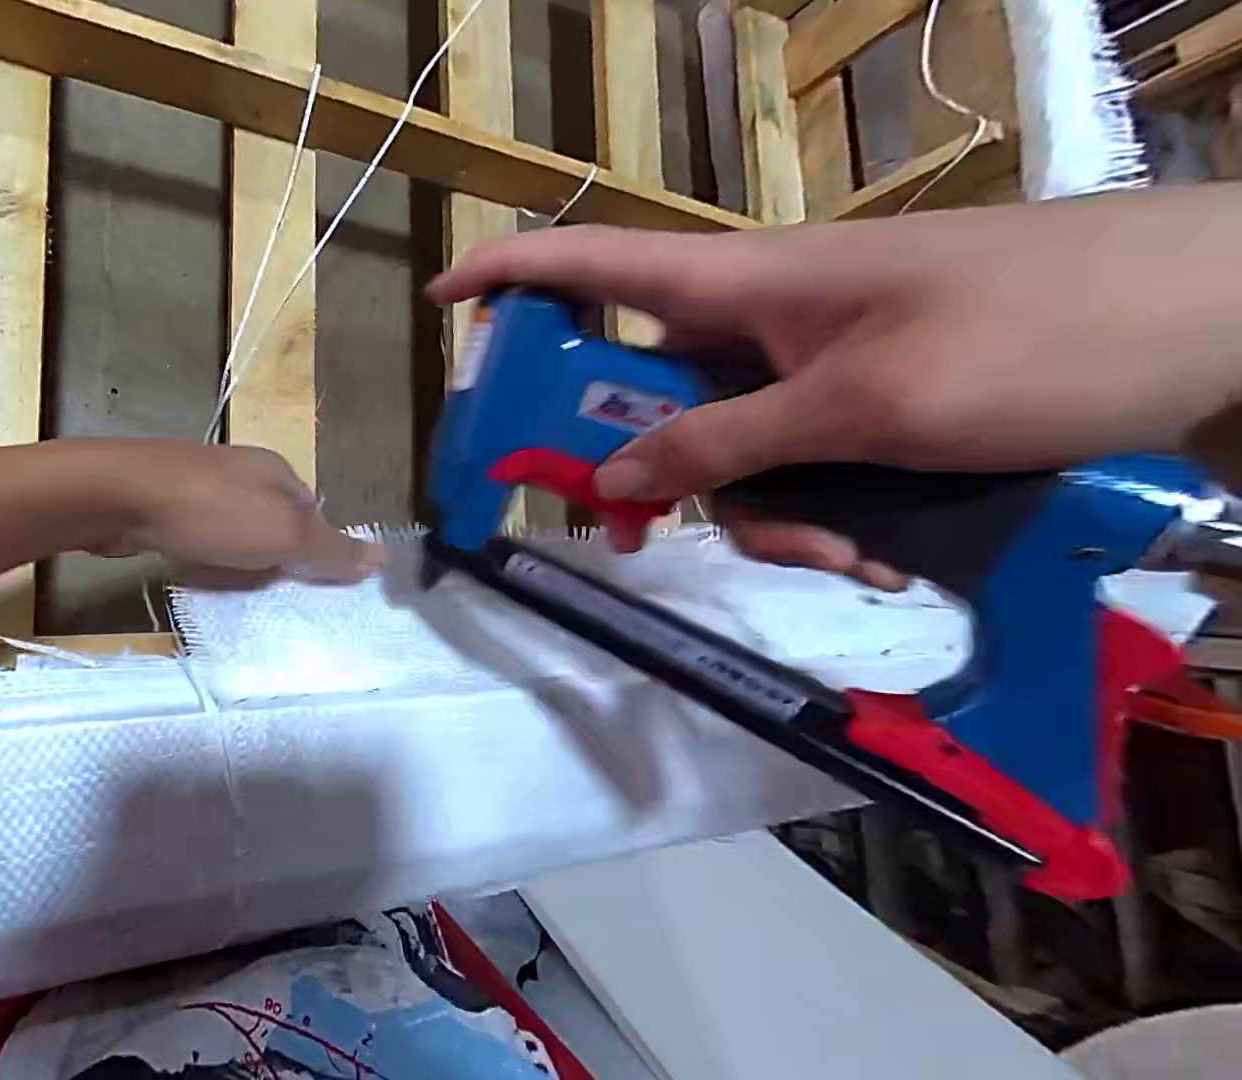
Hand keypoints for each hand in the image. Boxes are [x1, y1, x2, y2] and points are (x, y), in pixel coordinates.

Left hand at [82, 440, 381, 587]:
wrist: (120, 496)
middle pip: (273, 522)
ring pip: (234, 530)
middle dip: (272, 557)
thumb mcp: (285, 534)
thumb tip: (383, 557)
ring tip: (229, 585)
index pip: (312, 512)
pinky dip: (201, 554)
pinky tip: (192, 569)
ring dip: (236, 559)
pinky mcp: (165, 501)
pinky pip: (198, 534)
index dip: (313, 550)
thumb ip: (332, 549)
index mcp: (277, 471)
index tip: (303, 583)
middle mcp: (241, 471)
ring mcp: (200, 483)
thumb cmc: (213, 513)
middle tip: (266, 589)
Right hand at [427, 186, 1241, 579]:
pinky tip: (863, 543)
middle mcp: (738, 327)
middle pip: (627, 392)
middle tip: (628, 528)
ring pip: (702, 451)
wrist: (1239, 327)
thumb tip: (609, 482)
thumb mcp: (866, 405)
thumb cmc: (1050, 329)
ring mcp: (783, 371)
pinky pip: (768, 470)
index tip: (444, 306)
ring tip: (832, 547)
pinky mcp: (831, 409)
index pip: (584, 265)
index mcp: (729, 285)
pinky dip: (799, 514)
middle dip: (630, 465)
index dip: (504, 279)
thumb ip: (722, 443)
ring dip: (745, 511)